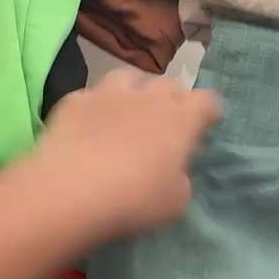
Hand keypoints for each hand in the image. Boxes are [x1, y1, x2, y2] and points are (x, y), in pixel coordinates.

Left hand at [18, 68, 220, 239]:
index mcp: (181, 119)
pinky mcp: (74, 101)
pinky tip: (92, 125)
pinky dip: (97, 107)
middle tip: (169, 123)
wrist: (69, 192)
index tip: (206, 125)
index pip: (207, 101)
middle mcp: (148, 96)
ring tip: (130, 112)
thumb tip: (171, 169)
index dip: (209, 112)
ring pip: (129, 77)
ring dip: (135, 91)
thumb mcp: (176, 202)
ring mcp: (108, 93)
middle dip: (174, 99)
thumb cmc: (134, 200)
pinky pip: (92, 95)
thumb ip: (180, 178)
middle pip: (170, 85)